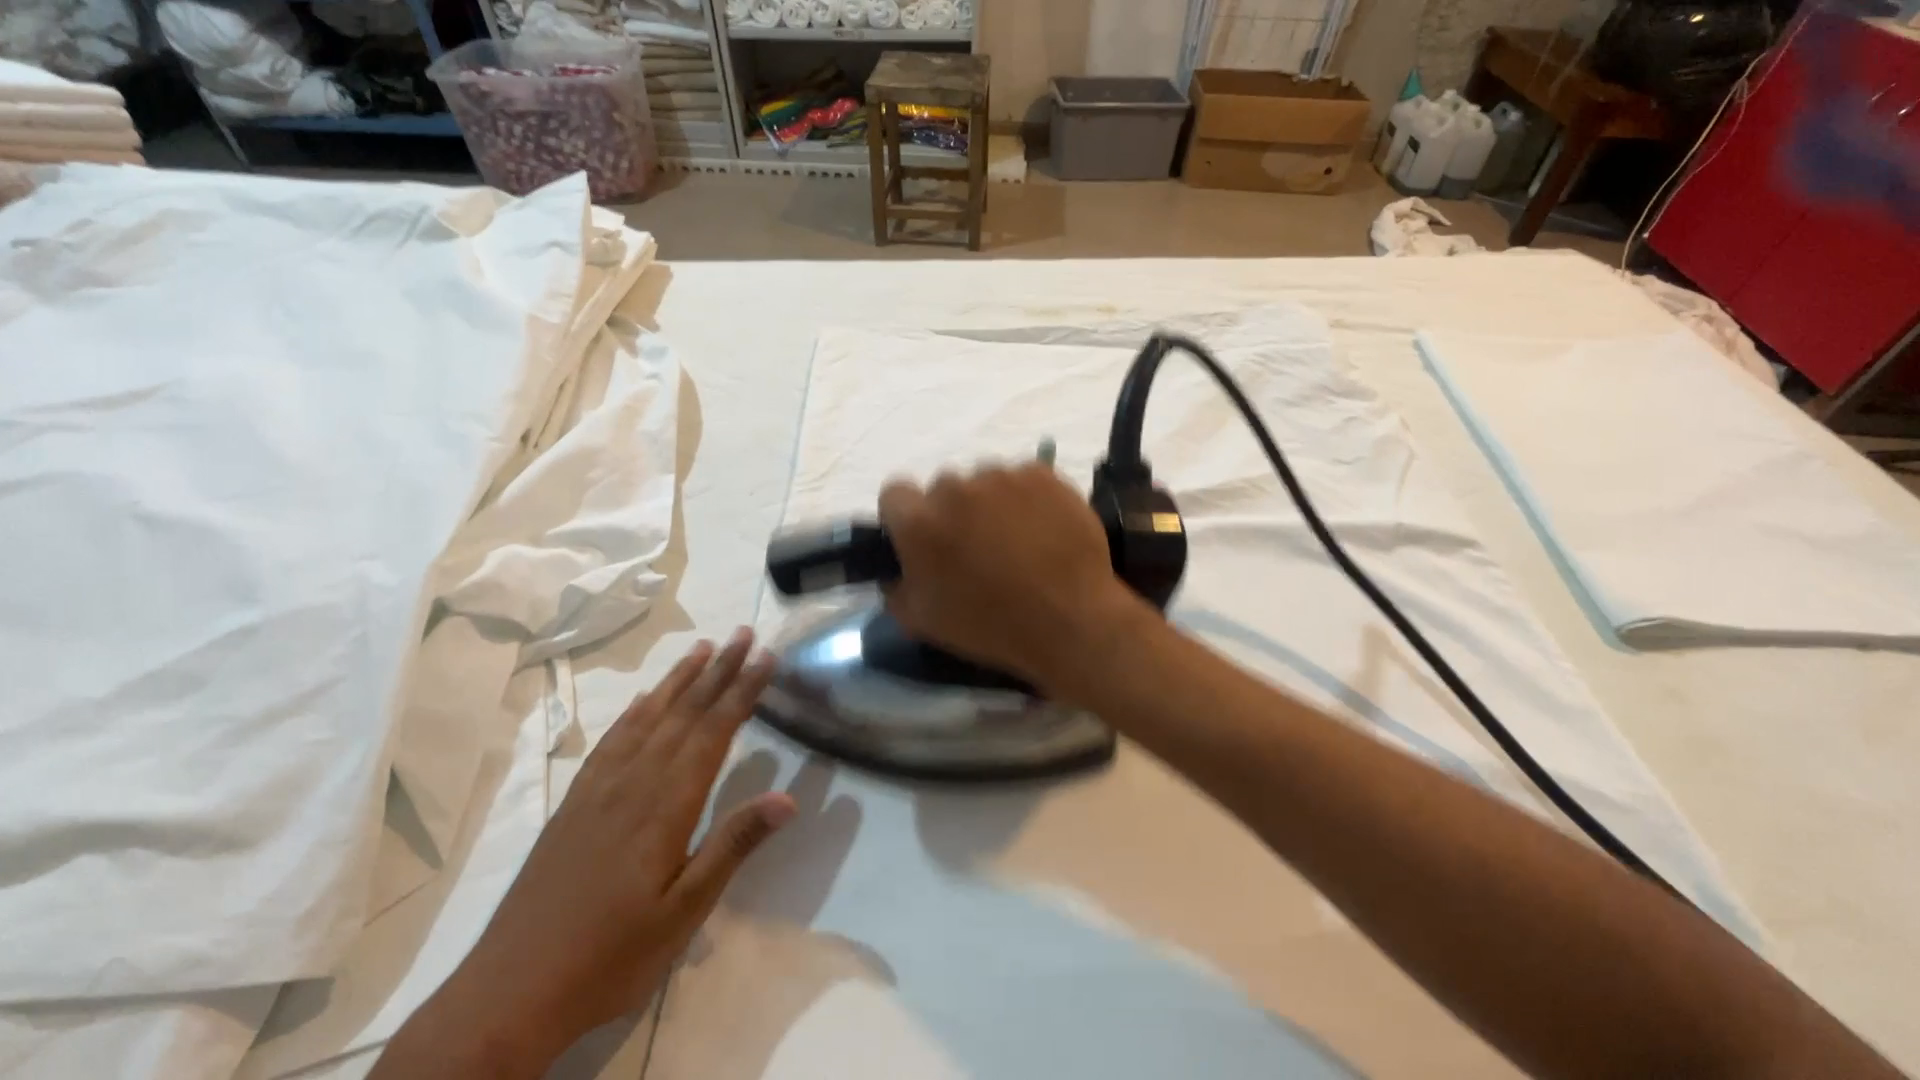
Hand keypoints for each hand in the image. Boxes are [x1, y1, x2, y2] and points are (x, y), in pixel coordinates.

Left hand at [377, 631, 794, 1077]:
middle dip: (716, 672)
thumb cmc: (612, 954)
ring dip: (677, 682)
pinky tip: (641, 703)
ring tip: (700, 649)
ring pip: (645, 720)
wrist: (512, 987)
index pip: (713, 733)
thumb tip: (788, 798)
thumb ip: (732, 846)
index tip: (766, 656)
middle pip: (682, 715)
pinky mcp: (573, 806)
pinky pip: (610, 743)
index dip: (742, 692)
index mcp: (665, 806)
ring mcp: (597, 792)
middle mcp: (632, 784)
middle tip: (743, 634)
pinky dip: (632, 714)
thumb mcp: (685, 910)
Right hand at [878, 462, 1148, 696]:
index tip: (926, 540)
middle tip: (977, 547)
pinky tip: (1043, 530)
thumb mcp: (923, 623)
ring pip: (986, 482)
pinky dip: (1028, 499)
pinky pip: (1024, 479)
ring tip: (1017, 541)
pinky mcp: (1043, 474)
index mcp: (919, 523)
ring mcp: (1002, 477)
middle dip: (954, 512)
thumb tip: (897, 571)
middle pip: (944, 488)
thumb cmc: (991, 627)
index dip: (907, 516)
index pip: (895, 494)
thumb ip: (897, 589)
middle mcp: (955, 488)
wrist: (1070, 620)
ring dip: (992, 504)